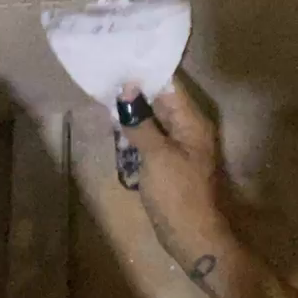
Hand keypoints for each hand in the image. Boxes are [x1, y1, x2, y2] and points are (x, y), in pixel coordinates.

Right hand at [120, 82, 228, 255]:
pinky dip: (134, 132)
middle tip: (104, 76)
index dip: (146, 72)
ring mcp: (178, 147)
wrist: (193, 239)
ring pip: (154, 119)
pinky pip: (150, 138)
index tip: (119, 58)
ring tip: (104, 97)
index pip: (170, 85)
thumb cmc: (178, 195)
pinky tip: (115, 127)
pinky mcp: (168, 163)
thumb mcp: (156, 155)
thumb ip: (141, 121)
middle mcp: (188, 129)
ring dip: (132, 112)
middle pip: (161, 101)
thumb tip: (126, 89)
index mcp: (192, 122)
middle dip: (135, 91)